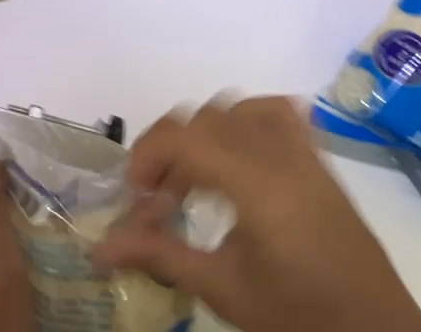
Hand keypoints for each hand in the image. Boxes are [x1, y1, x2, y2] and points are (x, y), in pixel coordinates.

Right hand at [93, 97, 420, 331]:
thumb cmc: (300, 317)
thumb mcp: (224, 290)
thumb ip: (160, 256)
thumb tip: (100, 246)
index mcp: (255, 182)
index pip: (182, 136)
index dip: (146, 156)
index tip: (137, 198)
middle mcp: (279, 155)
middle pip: (203, 118)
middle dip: (169, 149)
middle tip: (160, 197)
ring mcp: (305, 155)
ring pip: (237, 109)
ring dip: (205, 133)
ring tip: (197, 179)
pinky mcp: (321, 164)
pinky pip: (279, 115)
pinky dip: (248, 121)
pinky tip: (240, 155)